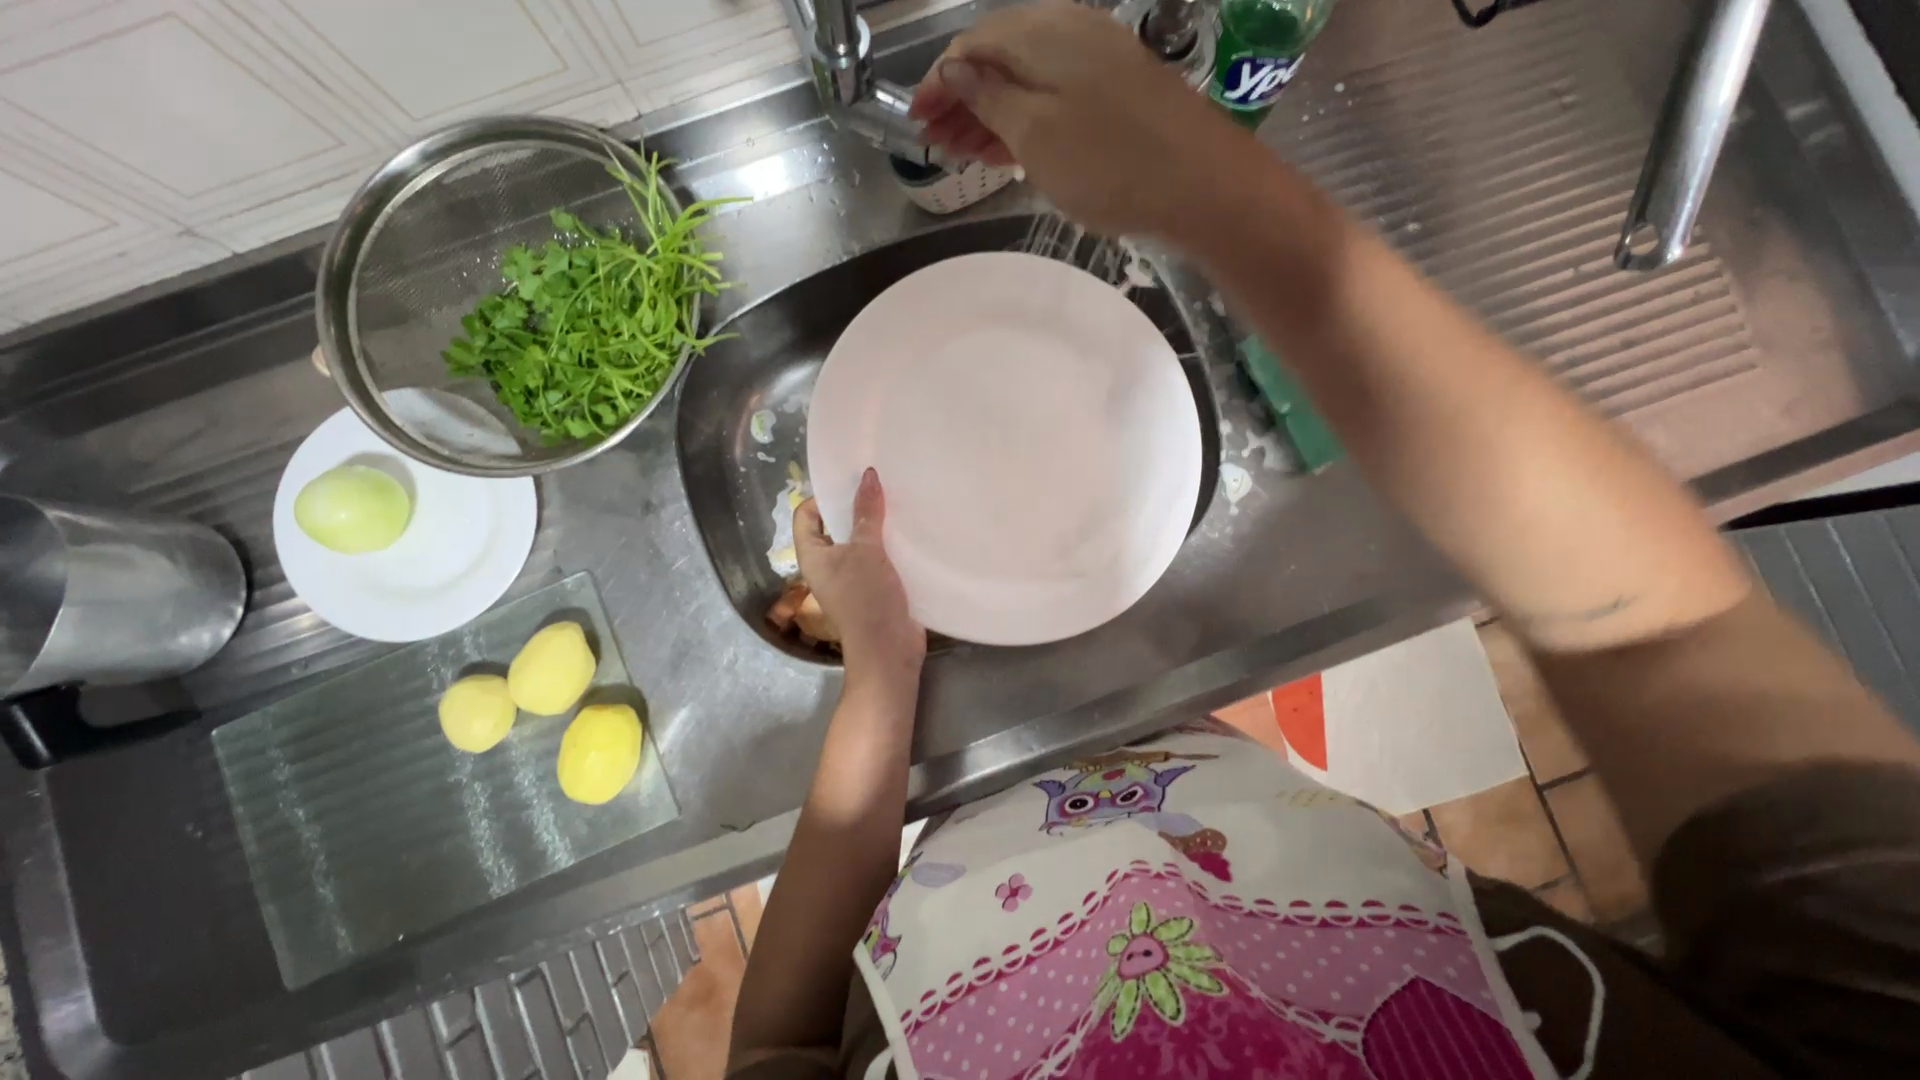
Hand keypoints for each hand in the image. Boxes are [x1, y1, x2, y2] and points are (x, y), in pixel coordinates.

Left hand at [794, 468, 925, 685]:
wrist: (888, 649)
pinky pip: (880, 557)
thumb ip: (867, 512)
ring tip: (898, 501)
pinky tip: (910, 529)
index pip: (806, 515)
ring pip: (861, 541)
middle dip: (855, 506)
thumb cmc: (866, 598)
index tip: (852, 482)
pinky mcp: (875, 586)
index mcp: (812, 555)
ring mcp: (852, 577)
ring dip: (877, 525)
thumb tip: (867, 475)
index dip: (823, 496)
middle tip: (879, 484)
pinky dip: (891, 544)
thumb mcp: (866, 550)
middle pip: (835, 526)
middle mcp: (828, 565)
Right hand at [909, 0, 1241, 236]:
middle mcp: (1071, 33)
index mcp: (1044, 31)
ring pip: (1028, 81)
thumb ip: (989, 97)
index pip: (972, 45)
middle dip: (961, 100)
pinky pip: (1057, 98)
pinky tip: (1008, 149)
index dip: (937, 83)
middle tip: (934, 145)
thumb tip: (956, 69)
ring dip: (990, 114)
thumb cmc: (1109, 164)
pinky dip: (1026, 121)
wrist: (1203, 187)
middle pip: (1000, 60)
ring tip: (961, 153)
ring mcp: (1100, 62)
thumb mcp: (1035, 134)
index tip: (914, 123)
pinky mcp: (1120, 93)